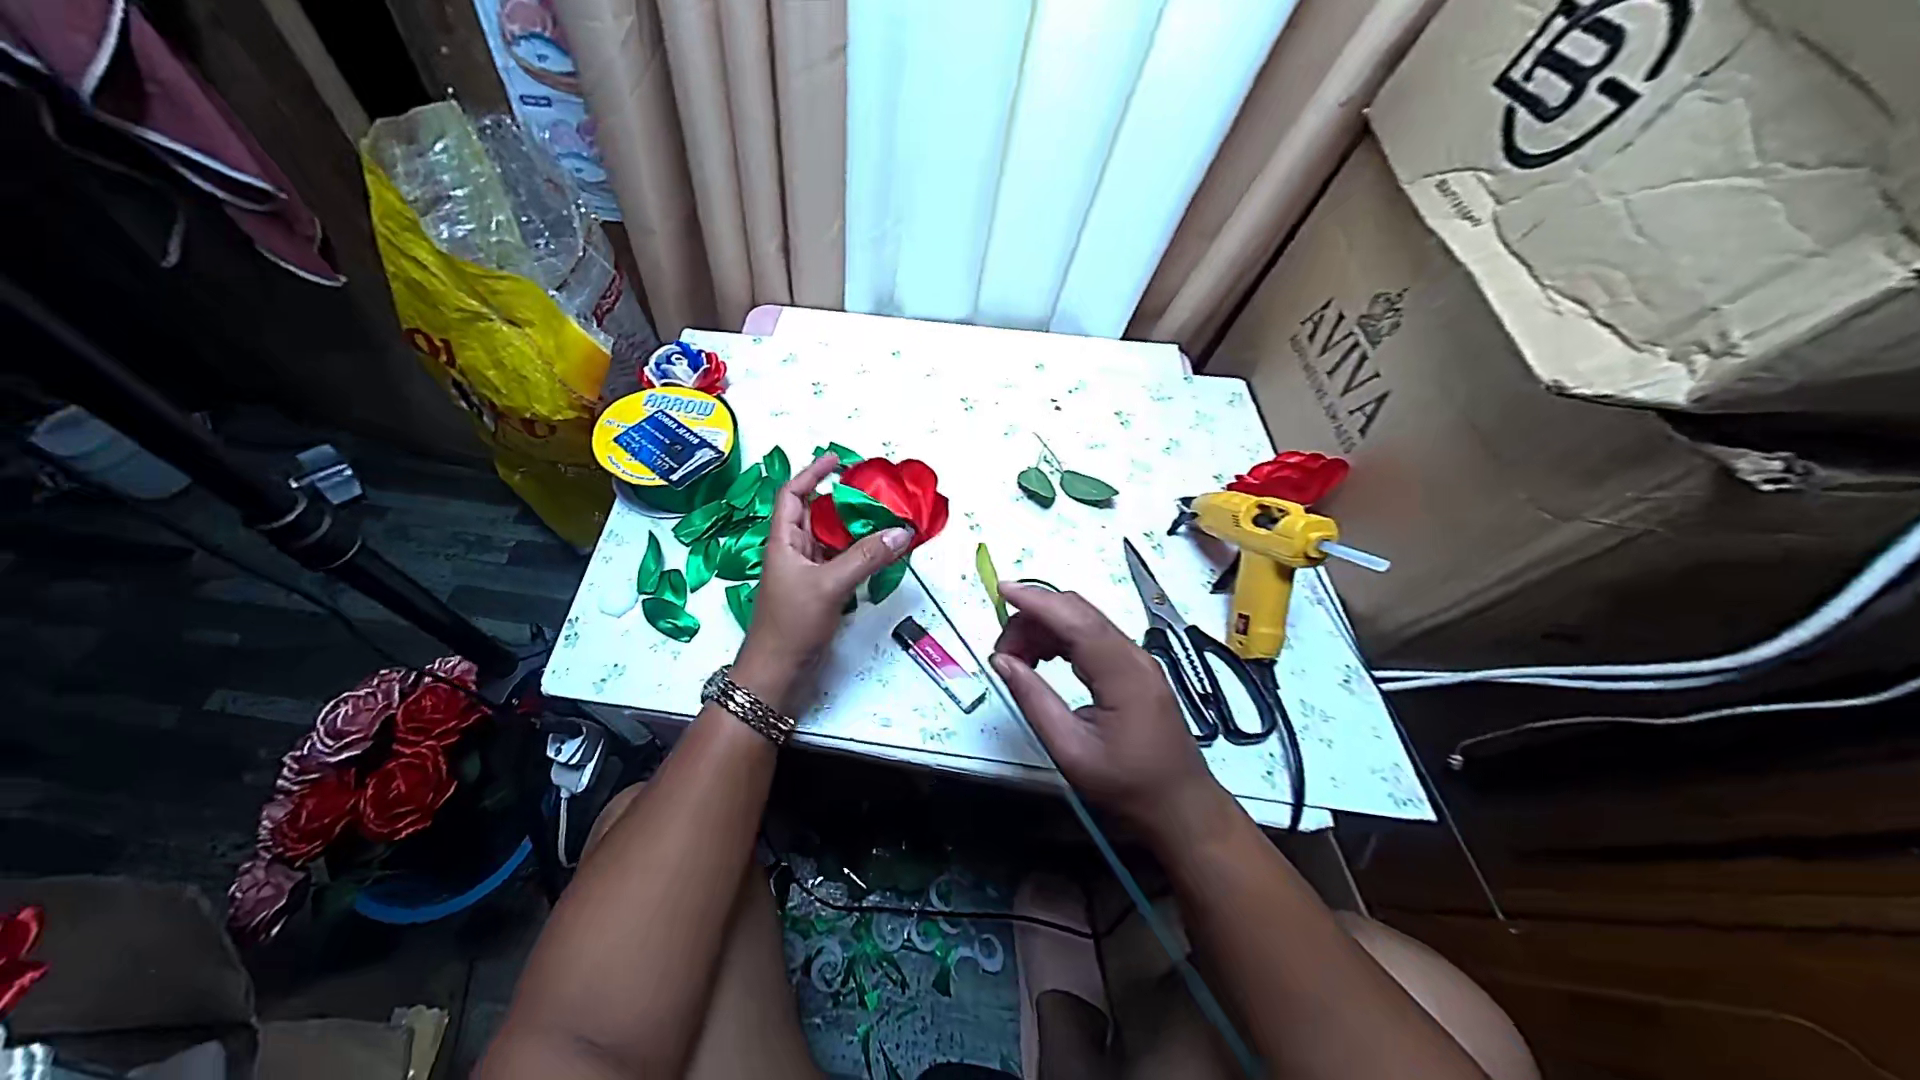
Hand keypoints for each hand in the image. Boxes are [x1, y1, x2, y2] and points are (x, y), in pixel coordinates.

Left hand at [733, 453, 912, 708]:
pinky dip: (859, 554)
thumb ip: (866, 557)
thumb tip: (901, 531)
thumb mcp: (830, 585)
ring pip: (831, 540)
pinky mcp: (819, 591)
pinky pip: (841, 562)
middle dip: (842, 500)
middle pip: (816, 514)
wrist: (778, 672)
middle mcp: (793, 551)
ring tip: (884, 517)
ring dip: (854, 528)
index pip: (793, 495)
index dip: (811, 473)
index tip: (836, 460)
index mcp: (783, 541)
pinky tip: (880, 552)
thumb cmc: (791, 624)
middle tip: (874, 491)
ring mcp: (806, 573)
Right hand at [989, 584, 1229, 845]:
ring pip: (1083, 622)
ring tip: (1016, 661)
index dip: (1036, 601)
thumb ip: (1034, 700)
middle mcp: (1133, 656)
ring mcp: (1137, 660)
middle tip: (1002, 652)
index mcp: (1122, 673)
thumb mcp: (1070, 750)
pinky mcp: (1134, 669)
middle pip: (1077, 613)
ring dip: (1045, 630)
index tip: (1002, 589)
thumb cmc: (1127, 785)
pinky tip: (1041, 661)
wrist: (1180, 806)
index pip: (1074, 620)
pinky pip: (1092, 639)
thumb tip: (1002, 661)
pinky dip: (1061, 640)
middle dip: (1033, 618)